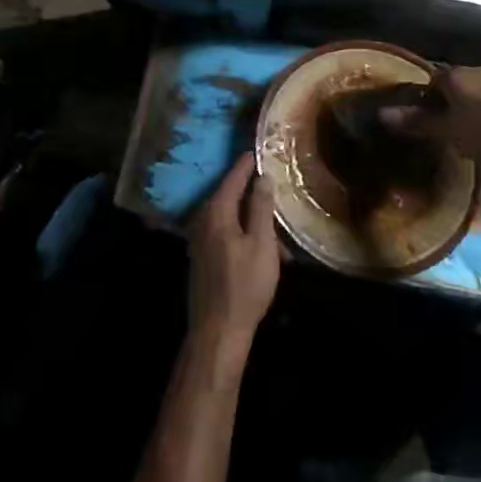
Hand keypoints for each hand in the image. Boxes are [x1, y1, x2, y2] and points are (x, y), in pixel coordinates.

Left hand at [187, 153, 279, 344]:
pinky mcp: (203, 258)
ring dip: (254, 223)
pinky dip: (246, 237)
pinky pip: (226, 236)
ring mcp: (200, 241)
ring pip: (231, 220)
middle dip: (253, 195)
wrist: (218, 331)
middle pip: (230, 198)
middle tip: (273, 187)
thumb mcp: (261, 244)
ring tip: (280, 238)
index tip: (257, 150)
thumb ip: (261, 208)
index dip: (246, 164)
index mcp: (216, 213)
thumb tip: (262, 177)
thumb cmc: (244, 285)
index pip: (232, 178)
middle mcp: (202, 221)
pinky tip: (264, 254)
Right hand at [384, 65, 480, 177]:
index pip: (432, 84)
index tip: (427, 122)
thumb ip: (419, 124)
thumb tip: (381, 114)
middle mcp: (480, 70)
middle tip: (460, 136)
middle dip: (460, 109)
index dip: (427, 102)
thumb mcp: (450, 131)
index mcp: (454, 77)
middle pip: (463, 89)